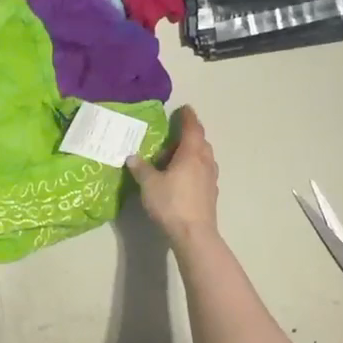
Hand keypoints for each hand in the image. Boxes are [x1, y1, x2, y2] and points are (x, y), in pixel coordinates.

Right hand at [126, 106, 218, 245]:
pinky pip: (203, 171)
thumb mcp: (149, 184)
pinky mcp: (210, 192)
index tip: (184, 108)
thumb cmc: (171, 203)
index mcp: (191, 154)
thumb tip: (132, 157)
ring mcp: (210, 178)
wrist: (193, 233)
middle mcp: (205, 162)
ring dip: (192, 153)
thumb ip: (141, 168)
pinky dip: (194, 167)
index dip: (188, 117)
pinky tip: (182, 177)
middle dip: (189, 136)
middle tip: (173, 137)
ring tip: (175, 157)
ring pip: (203, 157)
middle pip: (200, 142)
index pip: (192, 129)